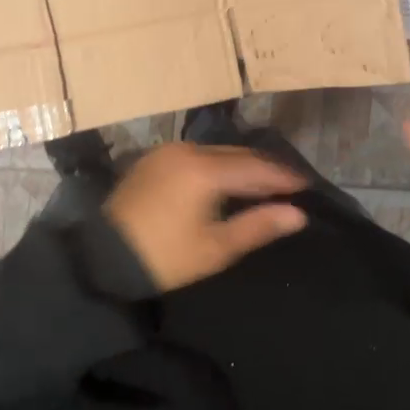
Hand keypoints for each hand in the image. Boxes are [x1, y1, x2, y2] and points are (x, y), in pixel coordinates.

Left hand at [103, 143, 309, 292]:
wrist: (102, 259)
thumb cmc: (164, 258)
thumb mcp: (216, 248)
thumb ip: (258, 226)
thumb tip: (298, 215)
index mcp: (203, 170)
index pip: (256, 167)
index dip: (283, 177)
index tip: (307, 186)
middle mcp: (186, 150)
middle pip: (237, 154)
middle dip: (265, 169)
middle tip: (290, 185)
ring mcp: (167, 151)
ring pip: (217, 152)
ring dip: (241, 165)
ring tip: (263, 184)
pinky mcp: (154, 158)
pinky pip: (196, 155)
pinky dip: (217, 165)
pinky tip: (227, 181)